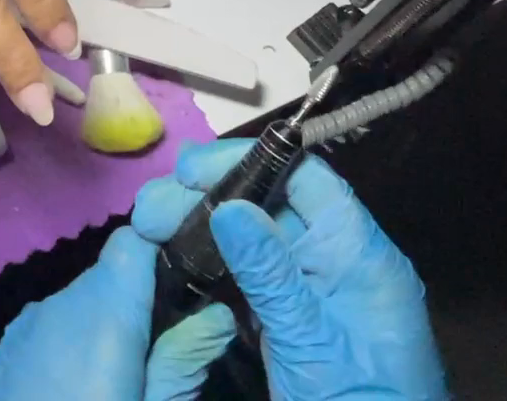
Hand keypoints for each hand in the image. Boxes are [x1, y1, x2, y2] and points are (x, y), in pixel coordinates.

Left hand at [0, 227, 242, 400]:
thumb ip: (181, 362)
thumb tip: (218, 310)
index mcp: (102, 310)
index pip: (134, 239)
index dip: (164, 241)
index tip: (197, 262)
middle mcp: (60, 302)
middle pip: (112, 275)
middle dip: (145, 296)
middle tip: (178, 338)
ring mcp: (27, 325)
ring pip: (82, 303)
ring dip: (109, 324)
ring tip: (132, 373)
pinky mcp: (6, 351)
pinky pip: (53, 329)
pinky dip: (77, 344)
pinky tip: (85, 389)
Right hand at [132, 142, 447, 399]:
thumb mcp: (311, 343)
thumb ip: (270, 273)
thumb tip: (228, 205)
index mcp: (357, 254)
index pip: (303, 177)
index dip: (247, 162)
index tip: (189, 170)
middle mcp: (334, 261)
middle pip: (267, 203)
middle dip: (207, 195)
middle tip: (151, 207)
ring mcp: (309, 291)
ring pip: (250, 237)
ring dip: (199, 226)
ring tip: (149, 225)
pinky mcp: (288, 320)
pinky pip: (246, 274)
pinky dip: (208, 262)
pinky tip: (171, 256)